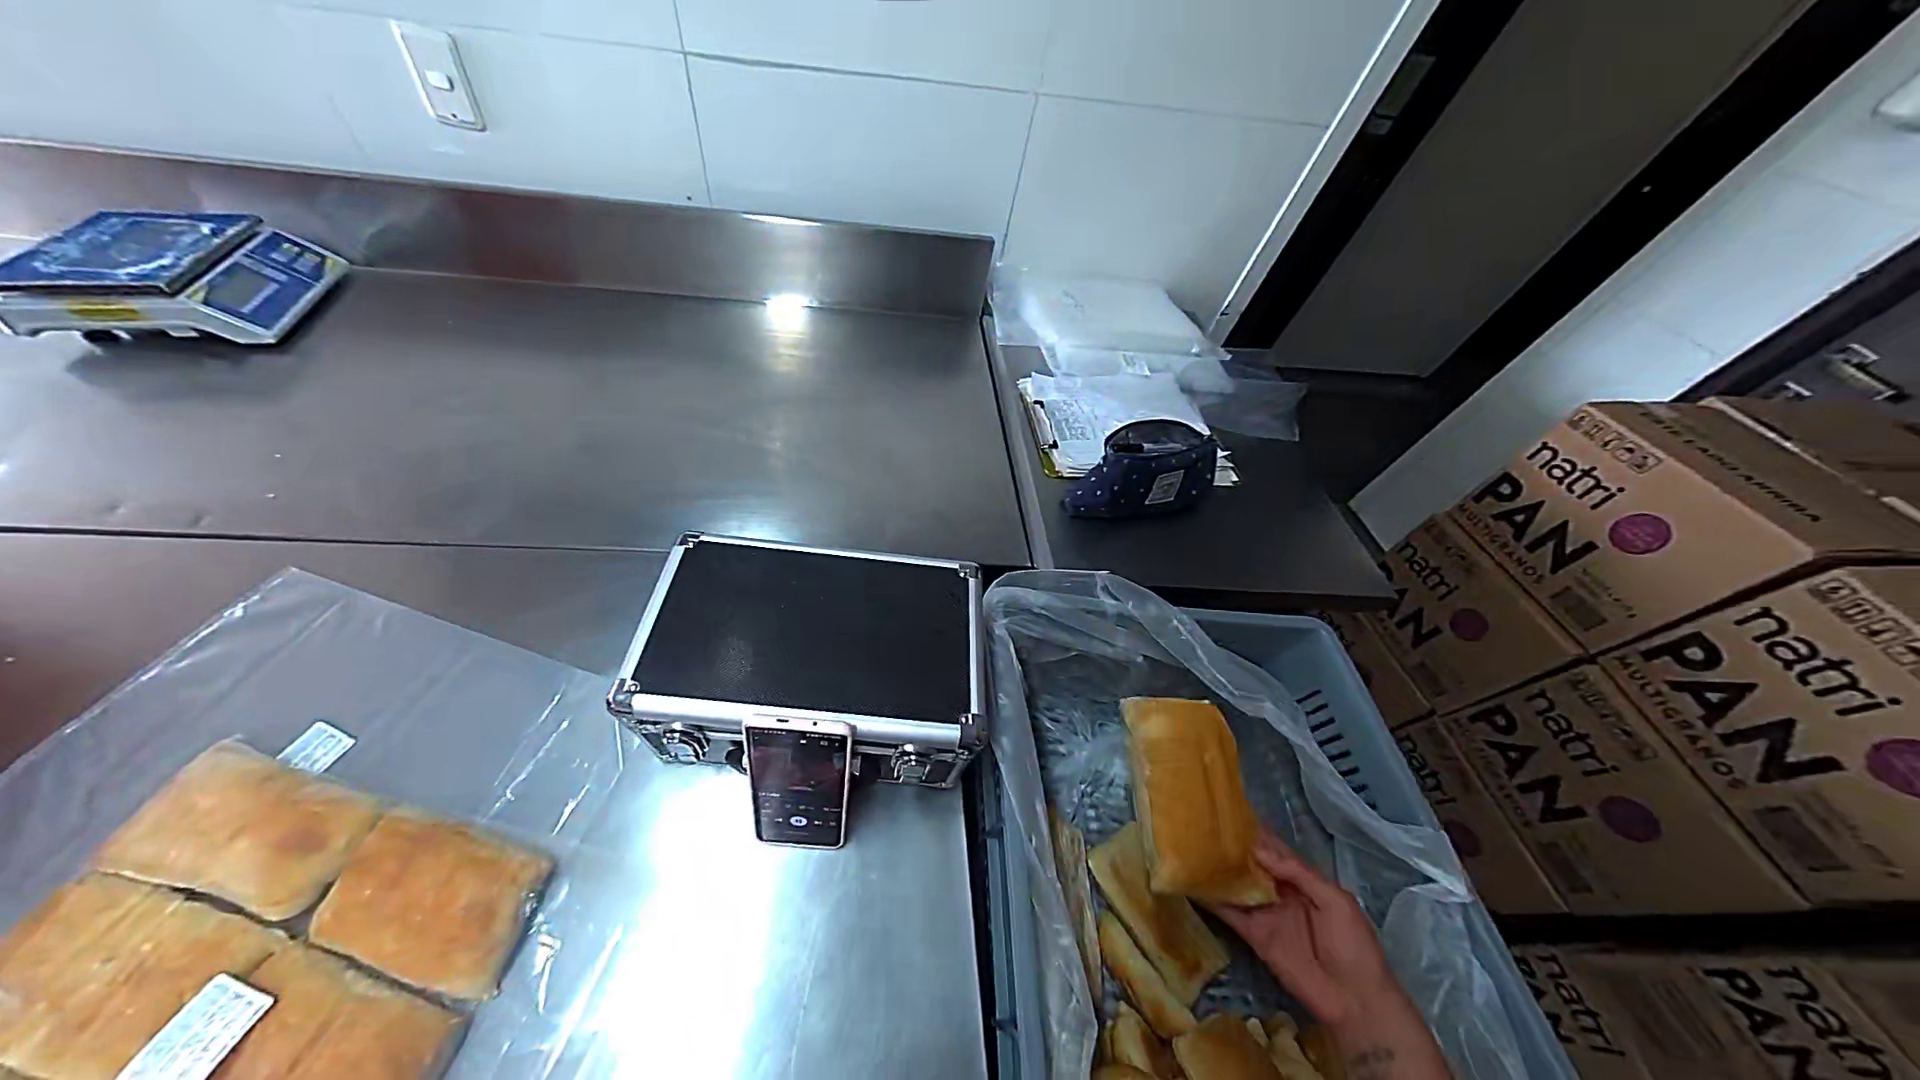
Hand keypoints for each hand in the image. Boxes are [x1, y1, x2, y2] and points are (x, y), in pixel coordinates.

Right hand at [1201, 830, 1402, 1028]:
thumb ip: (1299, 874)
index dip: (1255, 832)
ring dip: (1216, 870)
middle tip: (1199, 826)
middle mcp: (1279, 892)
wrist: (1356, 1003)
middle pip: (1250, 864)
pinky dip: (1211, 900)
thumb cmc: (1354, 946)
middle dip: (1230, 847)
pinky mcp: (1252, 934)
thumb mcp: (1336, 902)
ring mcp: (1264, 913)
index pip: (1275, 849)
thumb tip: (1260, 850)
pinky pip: (1229, 913)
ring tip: (1188, 848)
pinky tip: (1191, 883)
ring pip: (1236, 885)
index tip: (1228, 813)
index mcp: (1302, 880)